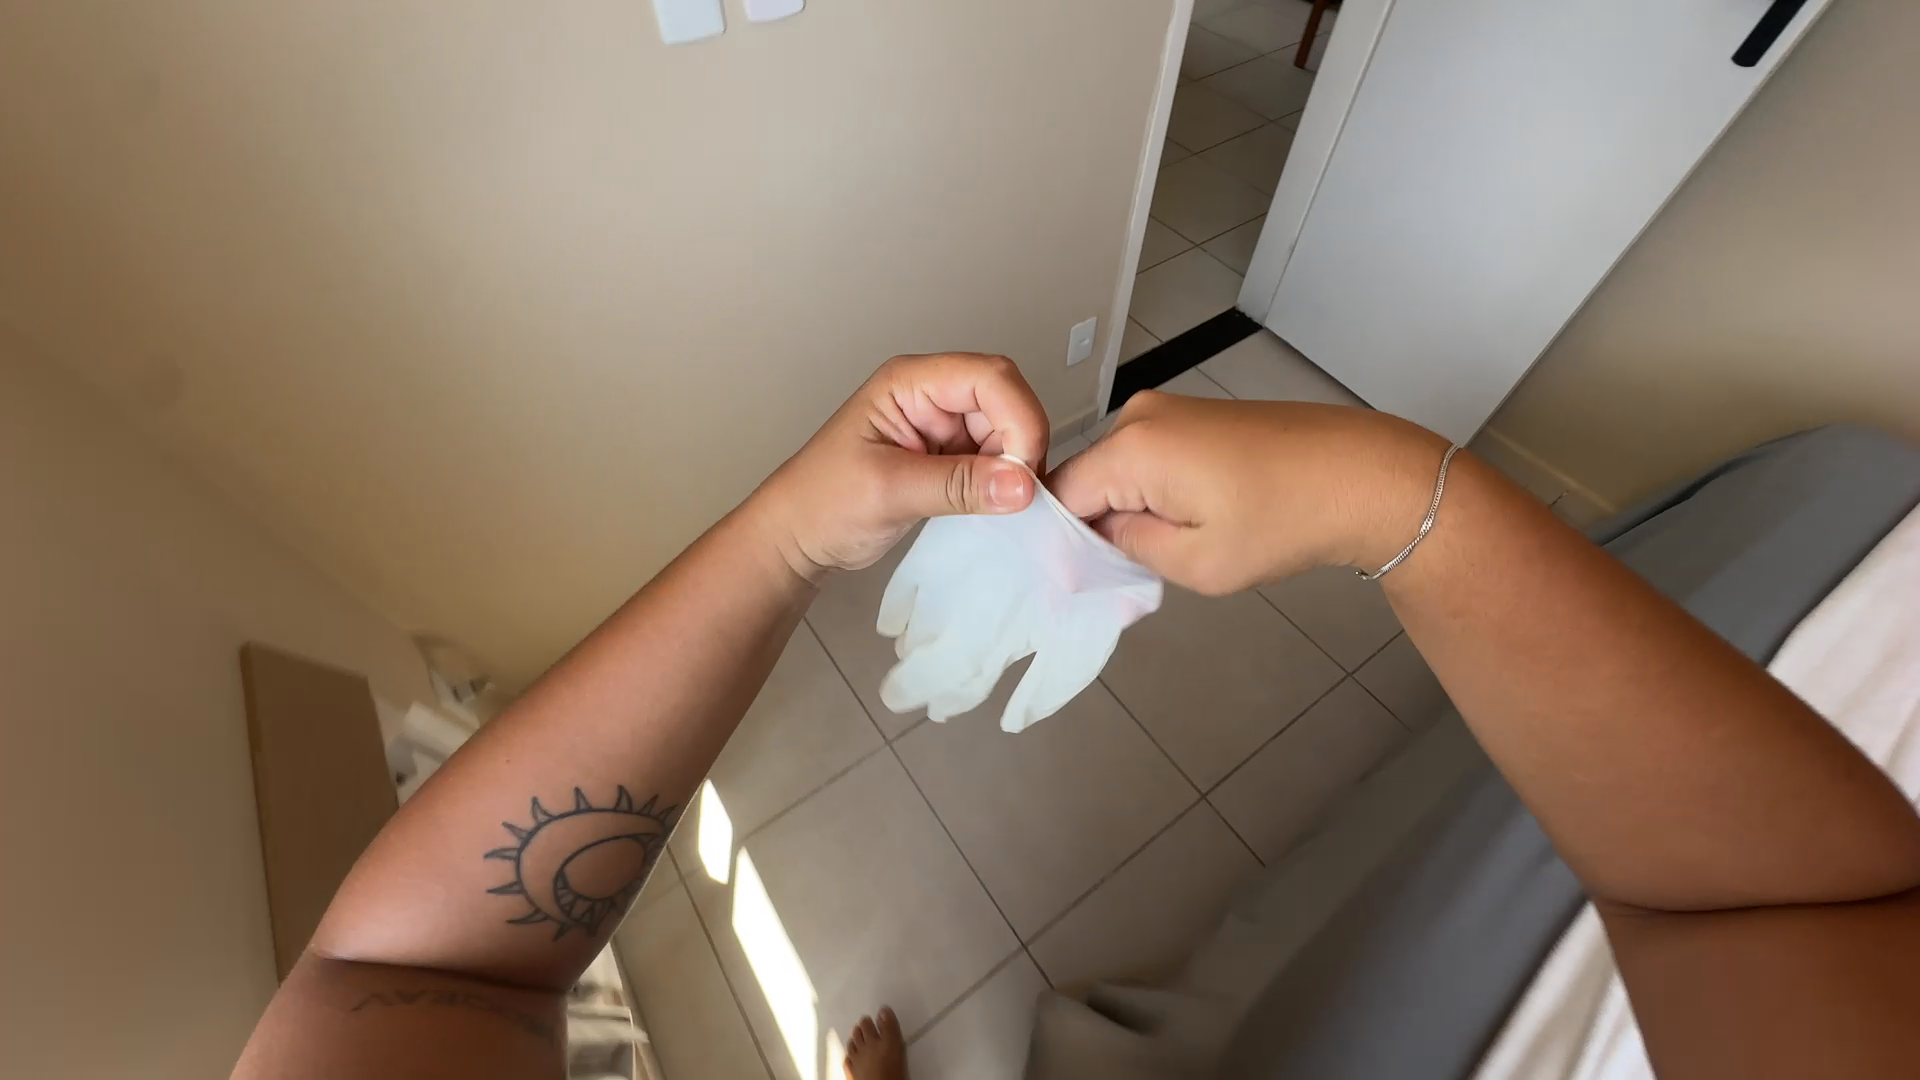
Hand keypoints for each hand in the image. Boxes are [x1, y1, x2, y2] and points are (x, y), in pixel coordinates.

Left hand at [752, 353, 1051, 579]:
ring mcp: (943, 429)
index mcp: (911, 383)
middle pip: (1006, 402)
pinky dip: (1003, 485)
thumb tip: (1022, 485)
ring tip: (1000, 506)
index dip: (1019, 418)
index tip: (1024, 471)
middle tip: (1019, 495)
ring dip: (1014, 469)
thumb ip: (957, 485)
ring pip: (1007, 434)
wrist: (800, 536)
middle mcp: (933, 397)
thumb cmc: (822, 501)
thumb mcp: (888, 491)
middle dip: (1020, 446)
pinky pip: (995, 462)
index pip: (989, 378)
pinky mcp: (950, 459)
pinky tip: (994, 508)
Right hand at [1048, 391, 1447, 593]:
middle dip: (1099, 523)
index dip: (1065, 538)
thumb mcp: (1195, 562)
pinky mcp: (1189, 415)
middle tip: (1135, 566)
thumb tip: (1092, 537)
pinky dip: (1152, 490)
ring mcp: (1166, 409)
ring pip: (1115, 470)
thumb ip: (1125, 548)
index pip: (1060, 494)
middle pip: (1086, 479)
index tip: (1085, 573)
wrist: (1365, 475)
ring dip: (1128, 508)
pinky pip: (1144, 457)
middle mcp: (1139, 416)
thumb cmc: (1285, 522)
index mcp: (1132, 447)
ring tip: (1175, 540)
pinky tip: (1191, 515)